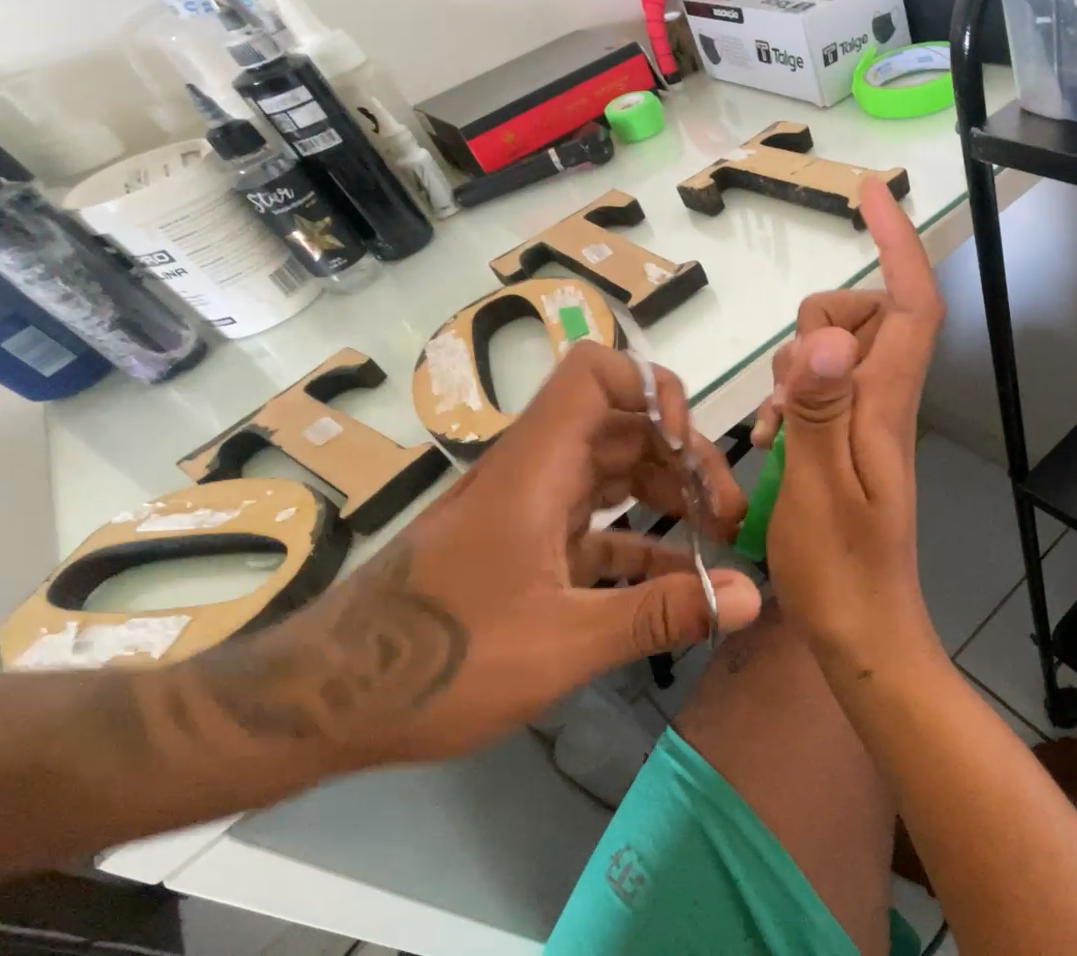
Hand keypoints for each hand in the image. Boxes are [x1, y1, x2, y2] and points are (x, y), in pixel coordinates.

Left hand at [183, 344, 762, 768]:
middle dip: (684, 459)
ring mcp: (527, 512)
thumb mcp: (563, 644)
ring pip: (612, 473)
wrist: (326, 702)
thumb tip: (749, 597)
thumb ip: (660, 615)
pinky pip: (596, 526)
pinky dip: (640, 541)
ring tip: (716, 538)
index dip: (653, 388)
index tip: (690, 446)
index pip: (595, 375)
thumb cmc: (442, 660)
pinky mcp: (523, 550)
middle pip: (622, 427)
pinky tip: (677, 580)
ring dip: (667, 495)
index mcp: (535, 470)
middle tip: (728, 515)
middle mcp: (533, 475)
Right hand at [753, 178, 945, 666]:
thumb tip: (825, 335)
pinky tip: (774, 440)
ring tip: (776, 430)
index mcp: (886, 407)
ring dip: (797, 371)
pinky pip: (824, 394)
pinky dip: (794, 401)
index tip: (870, 194)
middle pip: (865, 320)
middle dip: (817, 328)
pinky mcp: (852, 448)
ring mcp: (869, 427)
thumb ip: (820, 410)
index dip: (897, 245)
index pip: (910, 307)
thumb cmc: (842, 573)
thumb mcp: (820, 489)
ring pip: (837, 354)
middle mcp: (885, 405)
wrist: (865, 636)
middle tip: (785, 396)